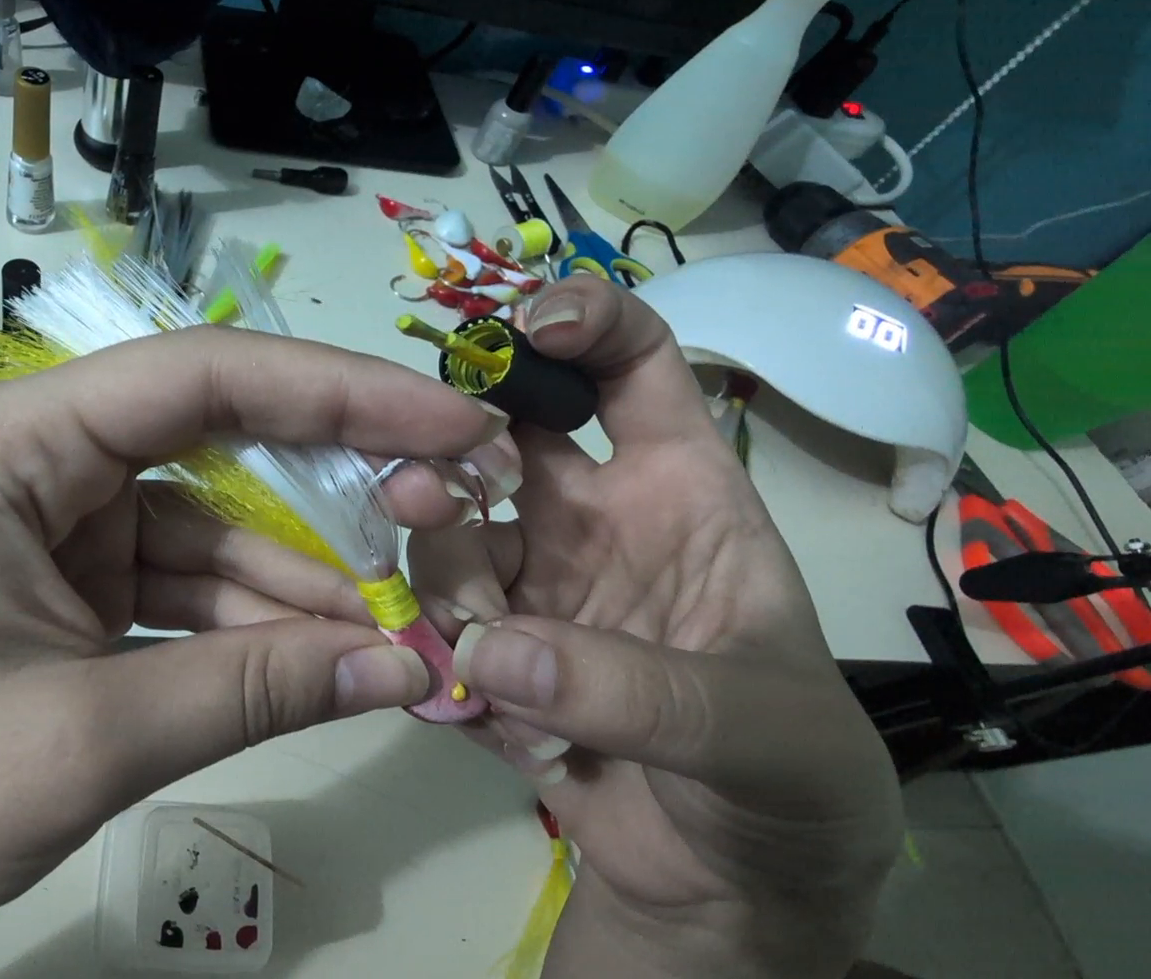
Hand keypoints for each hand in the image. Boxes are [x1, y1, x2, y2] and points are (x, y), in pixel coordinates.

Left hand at [0, 328, 513, 977]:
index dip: (336, 391)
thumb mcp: (85, 738)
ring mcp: (64, 519)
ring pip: (214, 525)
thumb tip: (403, 666)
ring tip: (403, 624)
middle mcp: (43, 457)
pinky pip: (188, 583)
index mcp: (15, 443)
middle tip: (449, 501)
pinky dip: (256, 622)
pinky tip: (329, 658)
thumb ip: (250, 691)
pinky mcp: (78, 580)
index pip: (198, 377)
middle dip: (334, 476)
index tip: (445, 421)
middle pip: (217, 435)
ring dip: (303, 580)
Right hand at [408, 277, 902, 978]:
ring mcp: (522, 585)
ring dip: (440, 572)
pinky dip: (421, 645)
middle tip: (420, 493)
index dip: (587, 324)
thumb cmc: (790, 780)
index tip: (527, 327)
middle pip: (494, 444)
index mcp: (672, 495)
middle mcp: (581, 522)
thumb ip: (644, 690)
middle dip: (449, 452)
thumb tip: (493, 648)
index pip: (633, 369)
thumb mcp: (763, 732)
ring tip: (475, 650)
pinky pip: (424, 620)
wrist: (728, 885)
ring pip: (444, 533)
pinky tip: (453, 693)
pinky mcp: (477, 650)